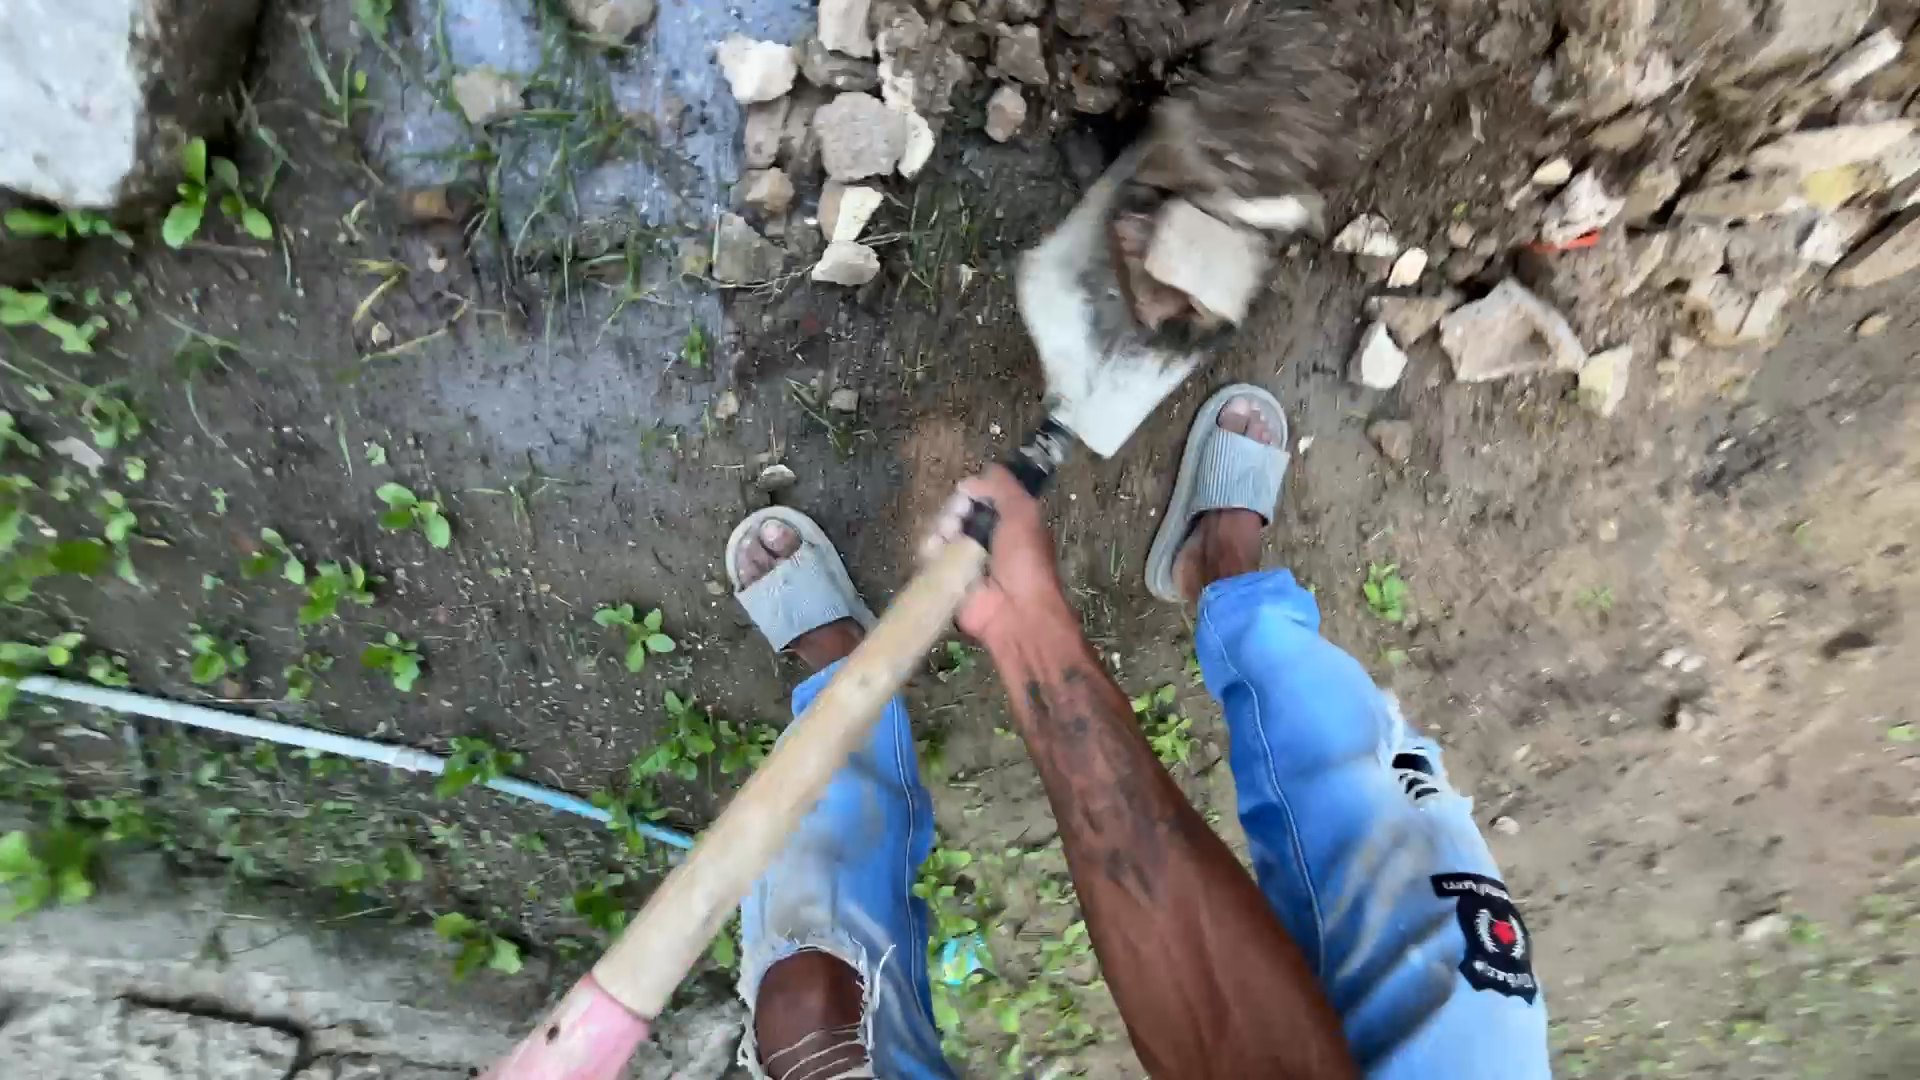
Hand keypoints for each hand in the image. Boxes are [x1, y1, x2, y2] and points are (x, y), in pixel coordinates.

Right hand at [925, 466, 1075, 652]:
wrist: (1015, 610)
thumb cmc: (1024, 560)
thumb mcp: (1023, 512)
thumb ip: (1003, 486)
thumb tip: (973, 478)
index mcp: (1007, 521)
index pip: (978, 495)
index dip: (971, 492)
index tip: (969, 495)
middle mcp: (984, 537)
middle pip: (955, 510)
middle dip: (953, 511)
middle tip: (959, 521)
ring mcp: (963, 558)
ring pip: (940, 530)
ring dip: (941, 528)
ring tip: (948, 538)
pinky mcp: (946, 577)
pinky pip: (929, 554)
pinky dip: (929, 548)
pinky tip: (935, 550)